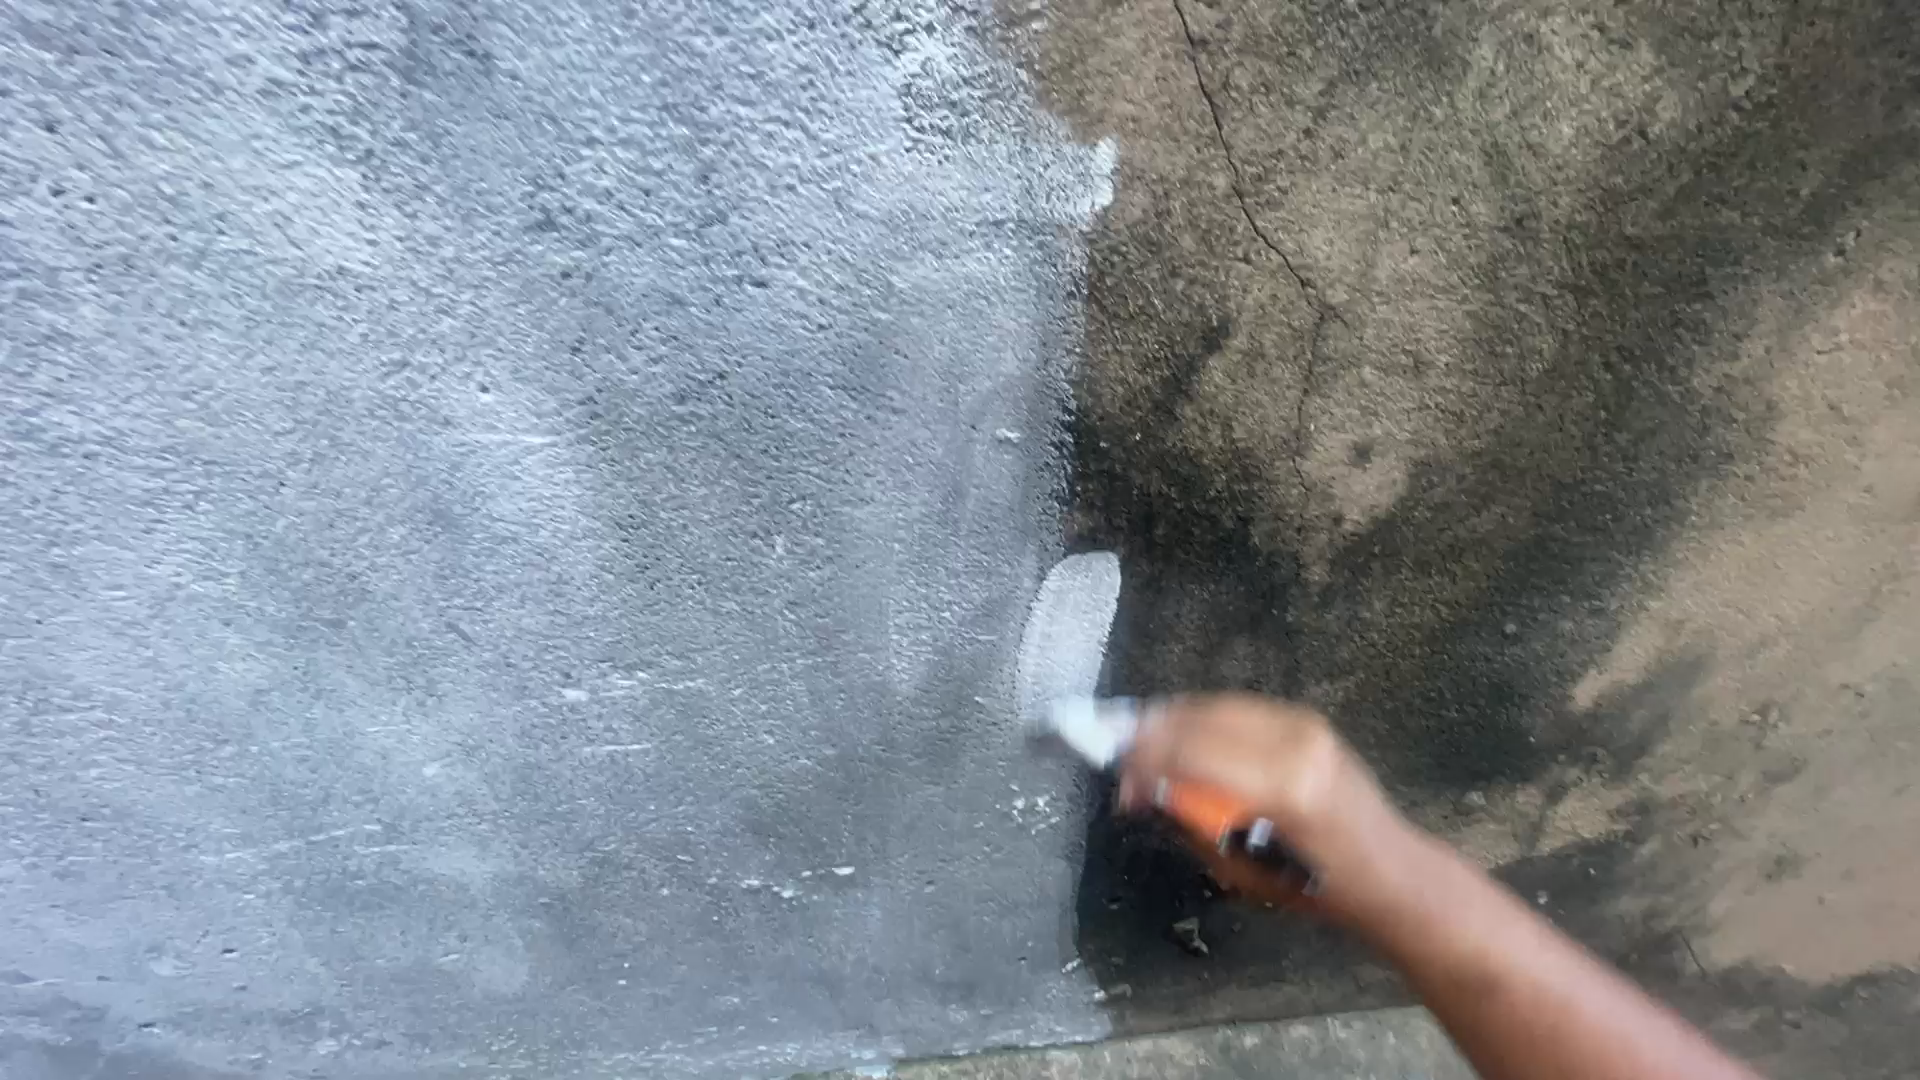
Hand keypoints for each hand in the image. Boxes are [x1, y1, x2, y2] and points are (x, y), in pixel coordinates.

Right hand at [1115, 693, 1417, 929]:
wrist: (1389, 869)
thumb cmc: (1315, 886)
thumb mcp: (1239, 870)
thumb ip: (1188, 819)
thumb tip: (1136, 788)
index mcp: (1284, 788)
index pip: (1191, 755)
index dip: (1144, 760)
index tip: (1118, 777)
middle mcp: (1293, 742)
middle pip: (1196, 721)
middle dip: (1148, 736)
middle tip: (1119, 757)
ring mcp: (1300, 722)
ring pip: (1210, 706)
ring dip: (1167, 720)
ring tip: (1137, 739)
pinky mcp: (1301, 715)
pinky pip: (1232, 706)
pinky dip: (1196, 717)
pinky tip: (1175, 730)